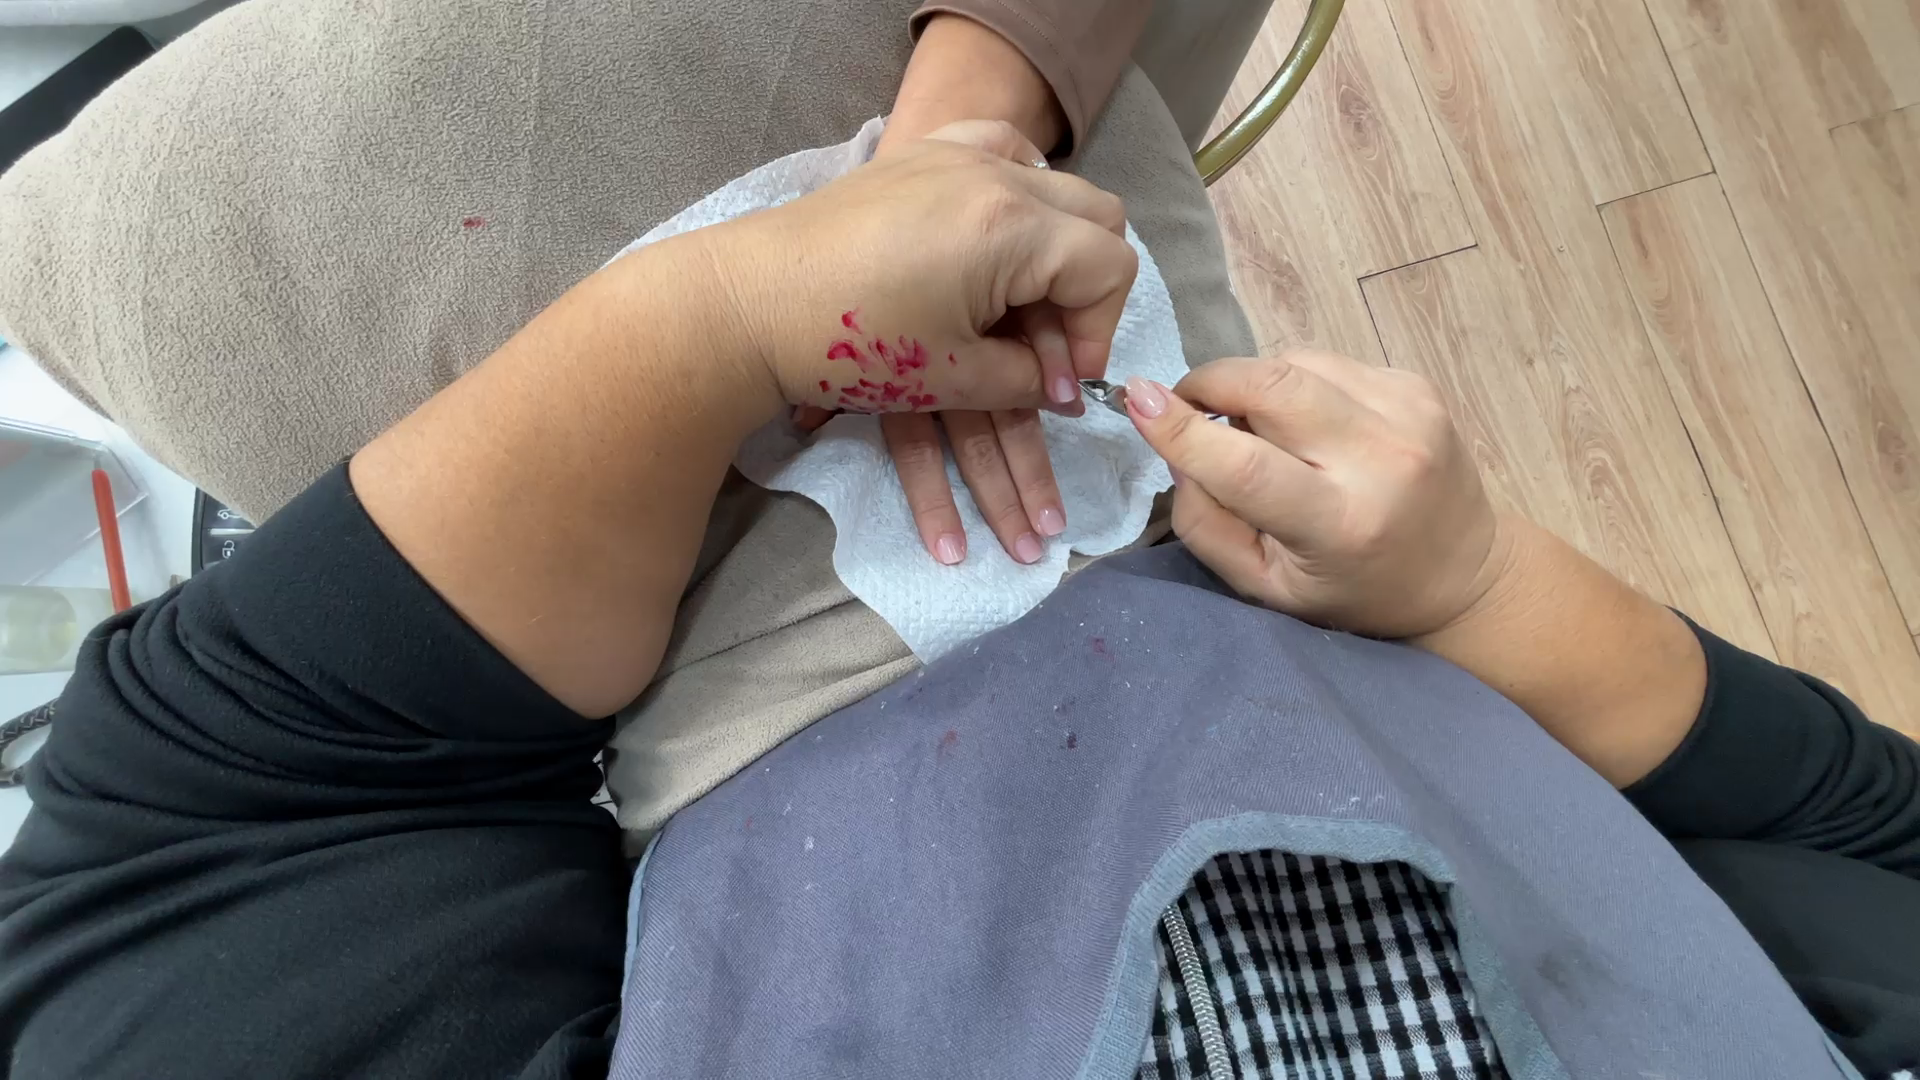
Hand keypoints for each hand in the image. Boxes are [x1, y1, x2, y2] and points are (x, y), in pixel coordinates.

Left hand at [870, 21, 1080, 564]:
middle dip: (1087, 291)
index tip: (1063, 382)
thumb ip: (1029, 380)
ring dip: (1058, 245)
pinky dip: (1019, 196)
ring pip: (1057, 183)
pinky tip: (992, 240)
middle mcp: (999, 171)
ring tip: (1021, 301)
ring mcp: (958, 151)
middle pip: (1099, 218)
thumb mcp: (954, 378)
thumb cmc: (852, 344)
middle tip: (1048, 348)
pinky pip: (1004, 152)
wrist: (751, 300)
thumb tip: (1064, 384)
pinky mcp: (923, 153)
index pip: (1110, 268)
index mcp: (1013, 228)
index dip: (1099, 334)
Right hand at [1123, 351, 1510, 639]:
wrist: (1460, 573)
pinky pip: (1322, 362)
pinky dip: (1290, 383)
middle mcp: (1382, 459)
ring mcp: (1408, 411)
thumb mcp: (1261, 584)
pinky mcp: (1417, 385)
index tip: (1134, 398)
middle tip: (1185, 406)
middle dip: (1207, 383)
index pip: (1243, 463)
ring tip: (1254, 428)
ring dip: (1249, 385)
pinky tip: (1301, 422)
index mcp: (1340, 524)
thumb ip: (1205, 523)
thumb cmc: (1347, 591)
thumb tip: (1177, 450)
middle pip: (1270, 384)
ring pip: (1291, 362)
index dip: (1180, 427)